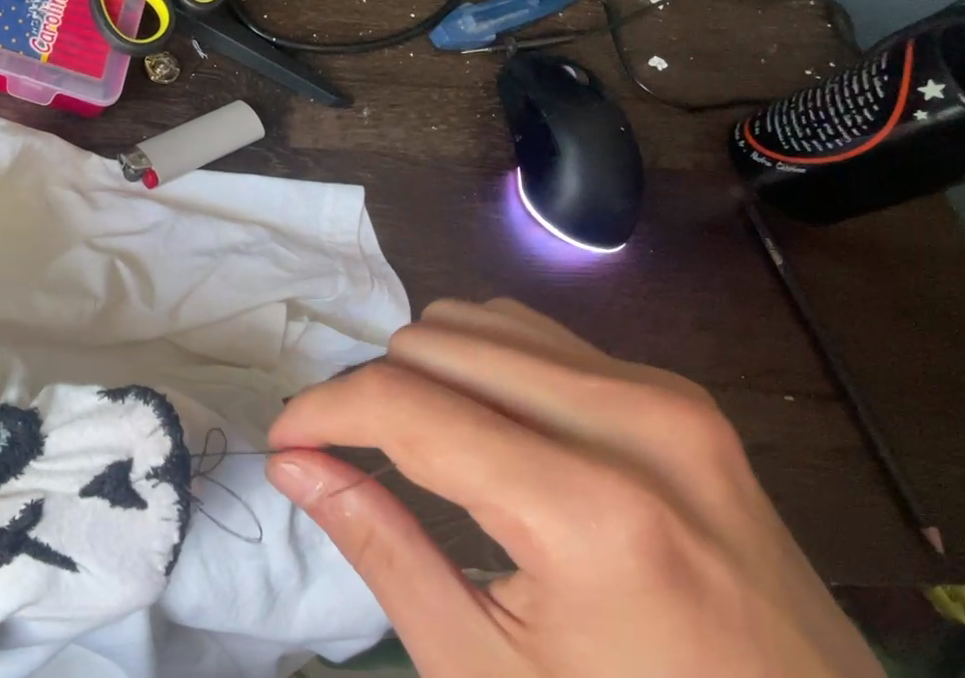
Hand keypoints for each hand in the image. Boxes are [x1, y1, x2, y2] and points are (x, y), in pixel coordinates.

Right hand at [265, 299, 882, 677]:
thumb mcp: (485, 670)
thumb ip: (380, 547)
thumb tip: (291, 462)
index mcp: (588, 509)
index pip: (402, 402)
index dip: (320, 411)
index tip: (285, 443)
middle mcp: (633, 420)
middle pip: (430, 343)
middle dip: (369, 394)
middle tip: (350, 458)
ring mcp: (667, 398)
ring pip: (476, 320)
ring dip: (421, 372)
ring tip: (414, 444)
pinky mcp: (680, 396)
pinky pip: (533, 334)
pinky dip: (478, 363)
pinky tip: (481, 427)